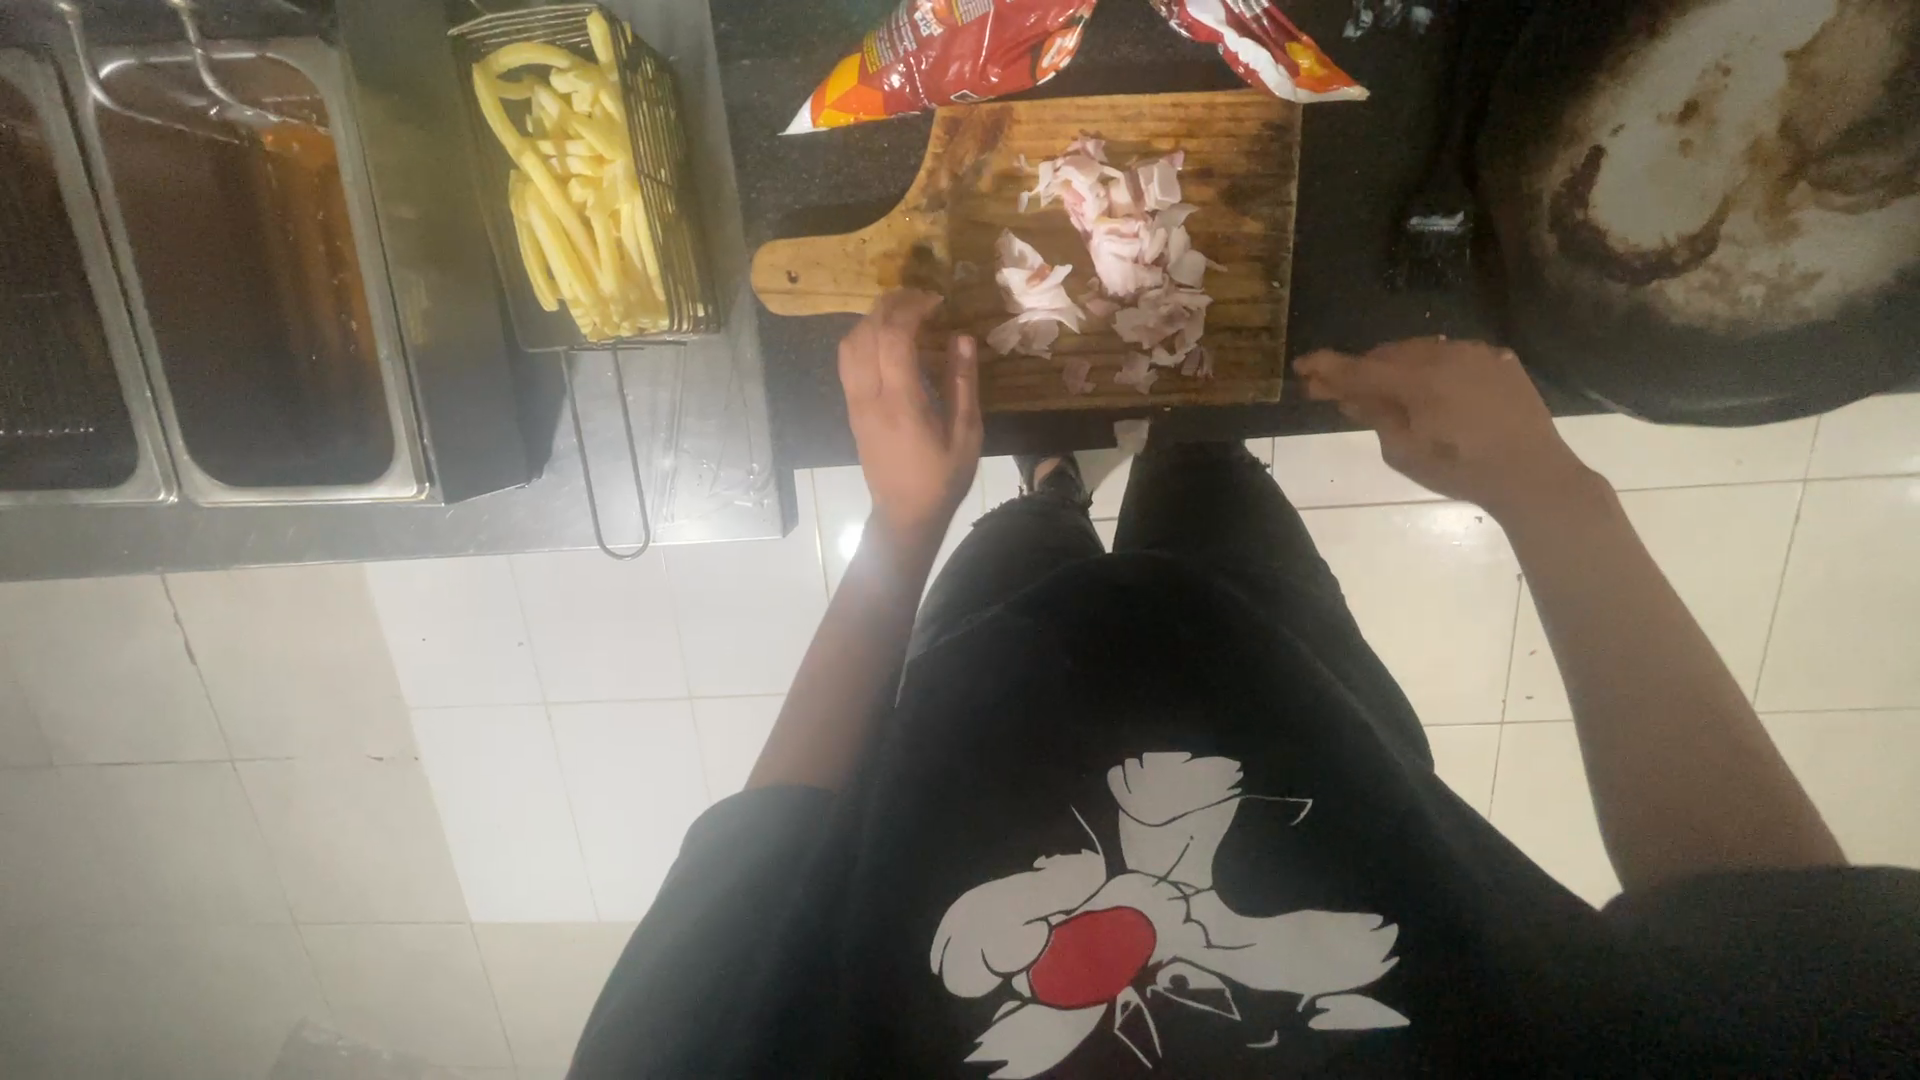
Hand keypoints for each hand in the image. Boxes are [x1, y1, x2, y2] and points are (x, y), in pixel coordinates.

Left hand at [839, 290, 982, 543]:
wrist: (905, 514)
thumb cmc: (942, 478)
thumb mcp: (966, 434)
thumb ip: (963, 383)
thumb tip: (962, 337)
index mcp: (901, 403)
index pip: (894, 338)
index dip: (912, 308)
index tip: (936, 301)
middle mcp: (870, 397)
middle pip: (865, 333)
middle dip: (890, 305)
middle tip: (919, 298)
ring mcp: (855, 403)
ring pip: (849, 344)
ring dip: (872, 320)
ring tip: (903, 314)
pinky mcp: (852, 410)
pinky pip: (848, 362)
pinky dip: (864, 339)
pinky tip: (888, 340)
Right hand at [1296, 338, 1600, 518]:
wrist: (1532, 474)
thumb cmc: (1459, 470)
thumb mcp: (1403, 450)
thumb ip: (1374, 415)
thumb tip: (1348, 395)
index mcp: (1419, 379)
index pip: (1360, 369)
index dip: (1327, 367)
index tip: (1301, 366)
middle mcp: (1446, 355)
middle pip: (1386, 354)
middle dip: (1358, 369)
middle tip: (1334, 387)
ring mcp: (1476, 354)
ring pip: (1418, 351)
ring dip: (1391, 367)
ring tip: (1377, 388)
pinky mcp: (1498, 361)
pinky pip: (1450, 355)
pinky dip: (1426, 367)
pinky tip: (1422, 386)